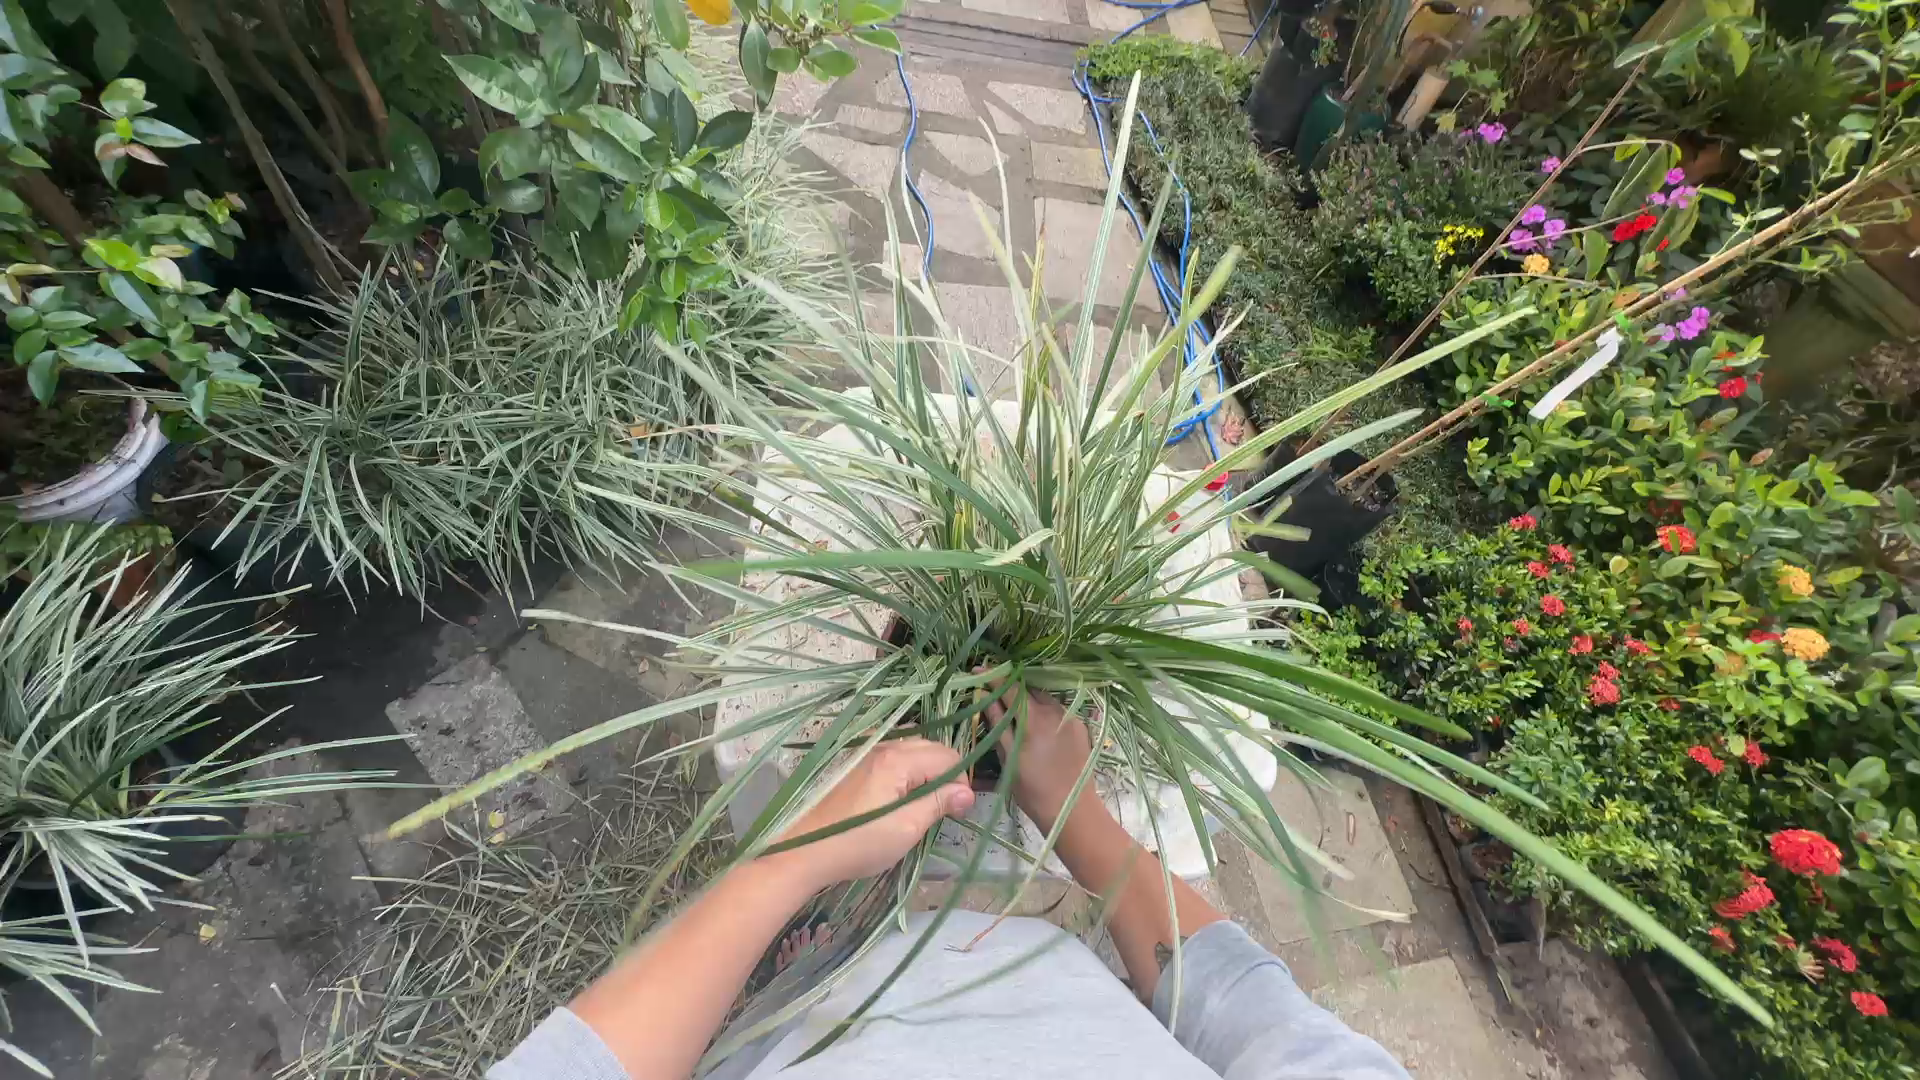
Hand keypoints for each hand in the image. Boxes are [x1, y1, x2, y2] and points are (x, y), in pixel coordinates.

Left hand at [763, 738, 975, 892]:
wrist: (806, 850)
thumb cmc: (858, 842)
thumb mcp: (906, 827)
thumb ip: (938, 803)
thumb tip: (968, 792)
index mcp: (898, 759)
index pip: (947, 756)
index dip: (960, 782)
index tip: (956, 811)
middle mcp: (885, 746)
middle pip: (932, 748)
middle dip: (946, 774)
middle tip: (945, 809)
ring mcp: (870, 753)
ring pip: (915, 750)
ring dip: (928, 772)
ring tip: (925, 805)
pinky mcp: (860, 764)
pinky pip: (898, 757)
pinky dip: (911, 771)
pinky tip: (904, 798)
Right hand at [984, 677, 1095, 830]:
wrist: (1074, 812)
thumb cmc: (1033, 790)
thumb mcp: (1008, 758)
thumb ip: (997, 724)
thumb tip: (984, 697)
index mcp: (1034, 718)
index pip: (1010, 687)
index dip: (993, 677)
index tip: (978, 670)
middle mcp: (1055, 710)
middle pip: (1028, 689)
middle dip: (1010, 687)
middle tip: (994, 693)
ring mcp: (1071, 717)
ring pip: (1043, 698)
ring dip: (1028, 700)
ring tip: (1015, 711)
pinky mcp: (1080, 726)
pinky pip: (1057, 710)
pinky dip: (1043, 711)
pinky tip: (1037, 727)